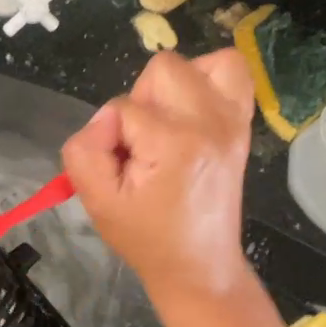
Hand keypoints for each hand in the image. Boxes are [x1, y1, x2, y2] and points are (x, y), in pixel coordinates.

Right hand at [62, 49, 256, 296]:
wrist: (198, 264)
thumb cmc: (145, 236)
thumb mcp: (95, 200)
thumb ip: (84, 150)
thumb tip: (106, 121)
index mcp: (176, 142)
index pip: (122, 106)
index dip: (108, 134)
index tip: (120, 169)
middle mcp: (212, 121)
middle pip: (163, 69)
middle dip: (142, 100)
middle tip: (142, 141)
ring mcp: (233, 120)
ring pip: (201, 62)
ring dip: (175, 86)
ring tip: (167, 123)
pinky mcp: (241, 124)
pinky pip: (231, 72)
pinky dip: (206, 80)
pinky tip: (189, 111)